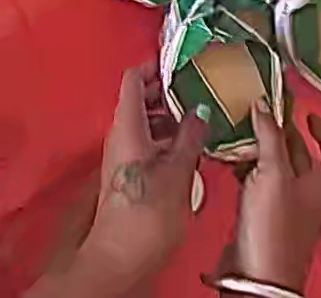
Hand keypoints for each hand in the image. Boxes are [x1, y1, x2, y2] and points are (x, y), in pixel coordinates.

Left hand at [44, 66, 205, 294]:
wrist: (120, 257)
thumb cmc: (147, 212)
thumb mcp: (177, 171)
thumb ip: (190, 137)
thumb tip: (200, 111)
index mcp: (127, 123)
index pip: (133, 78)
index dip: (153, 66)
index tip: (177, 63)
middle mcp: (120, 132)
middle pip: (138, 97)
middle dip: (164, 90)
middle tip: (193, 88)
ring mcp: (121, 152)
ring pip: (143, 120)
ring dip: (166, 115)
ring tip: (196, 116)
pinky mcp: (127, 171)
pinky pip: (144, 139)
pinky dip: (163, 135)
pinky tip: (187, 146)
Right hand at [227, 103, 320, 291]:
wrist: (256, 277)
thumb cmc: (275, 224)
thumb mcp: (274, 171)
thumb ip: (269, 135)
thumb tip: (263, 103)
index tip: (308, 115)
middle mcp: (305, 195)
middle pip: (300, 156)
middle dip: (282, 132)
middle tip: (263, 110)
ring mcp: (282, 207)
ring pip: (274, 166)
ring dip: (259, 146)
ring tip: (241, 127)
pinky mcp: (260, 216)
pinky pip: (255, 180)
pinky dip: (244, 164)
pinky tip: (229, 154)